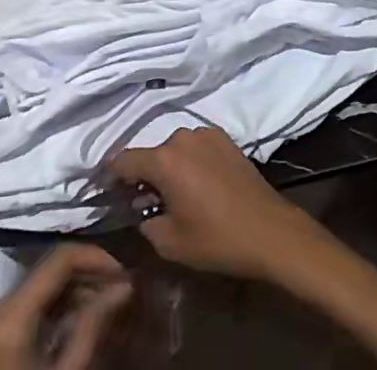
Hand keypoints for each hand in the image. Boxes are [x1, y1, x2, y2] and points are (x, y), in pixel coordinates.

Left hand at [0, 243, 131, 369]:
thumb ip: (94, 324)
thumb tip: (125, 286)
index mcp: (14, 313)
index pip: (62, 257)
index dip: (98, 258)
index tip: (123, 276)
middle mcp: (0, 305)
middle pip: (53, 267)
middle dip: (90, 274)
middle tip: (118, 293)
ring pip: (45, 282)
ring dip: (77, 288)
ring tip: (104, 309)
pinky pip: (34, 301)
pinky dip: (60, 304)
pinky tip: (80, 322)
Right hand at [107, 126, 328, 282]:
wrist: (268, 229)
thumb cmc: (215, 238)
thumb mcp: (168, 241)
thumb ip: (144, 220)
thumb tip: (141, 207)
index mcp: (165, 160)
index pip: (123, 161)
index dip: (111, 178)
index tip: (108, 194)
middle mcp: (184, 138)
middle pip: (151, 154)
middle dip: (144, 176)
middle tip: (145, 204)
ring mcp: (208, 134)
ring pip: (174, 149)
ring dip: (168, 168)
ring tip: (174, 196)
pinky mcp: (227, 139)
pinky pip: (196, 148)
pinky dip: (189, 162)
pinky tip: (197, 185)